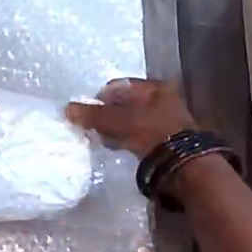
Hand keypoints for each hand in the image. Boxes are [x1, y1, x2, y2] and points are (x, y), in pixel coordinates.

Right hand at [64, 78, 195, 157]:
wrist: (183, 166)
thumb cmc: (152, 134)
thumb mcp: (120, 121)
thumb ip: (94, 115)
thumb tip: (68, 108)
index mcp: (155, 88)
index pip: (120, 85)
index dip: (100, 96)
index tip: (87, 110)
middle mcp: (163, 99)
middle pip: (126, 103)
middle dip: (107, 113)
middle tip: (92, 125)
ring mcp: (166, 121)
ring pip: (131, 120)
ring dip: (116, 128)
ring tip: (101, 138)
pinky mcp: (165, 140)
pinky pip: (138, 135)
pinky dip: (125, 139)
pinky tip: (116, 146)